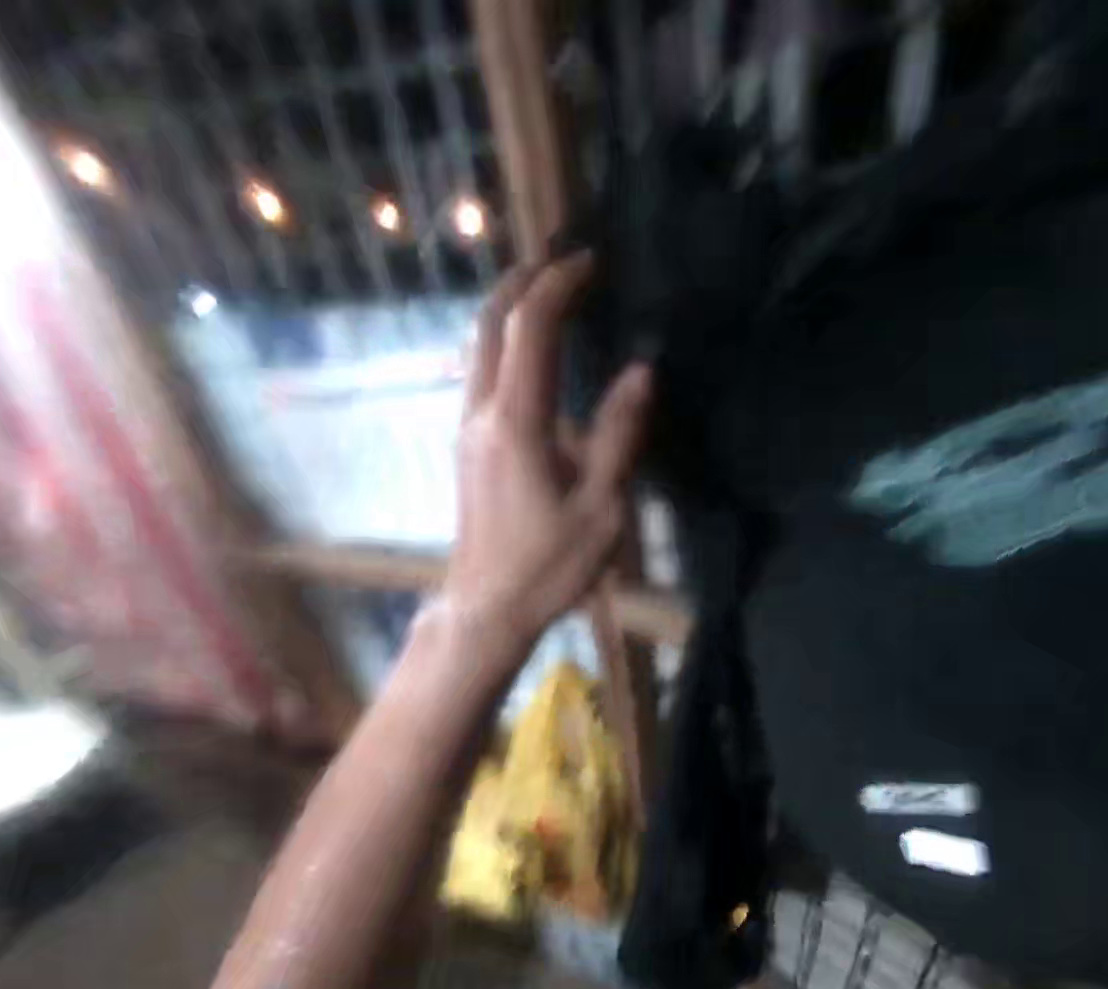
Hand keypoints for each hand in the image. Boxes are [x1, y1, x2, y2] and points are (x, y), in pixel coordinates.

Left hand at [442, 252, 652, 648]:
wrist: (486, 608)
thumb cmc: (547, 565)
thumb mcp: (600, 507)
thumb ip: (618, 435)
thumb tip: (641, 372)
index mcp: (516, 422)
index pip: (530, 327)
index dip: (557, 284)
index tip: (590, 260)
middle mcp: (481, 413)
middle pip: (488, 324)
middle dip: (522, 280)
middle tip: (562, 260)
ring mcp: (466, 428)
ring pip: (478, 348)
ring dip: (510, 312)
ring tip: (552, 296)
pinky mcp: (466, 446)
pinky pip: (481, 375)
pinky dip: (505, 346)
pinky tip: (535, 356)